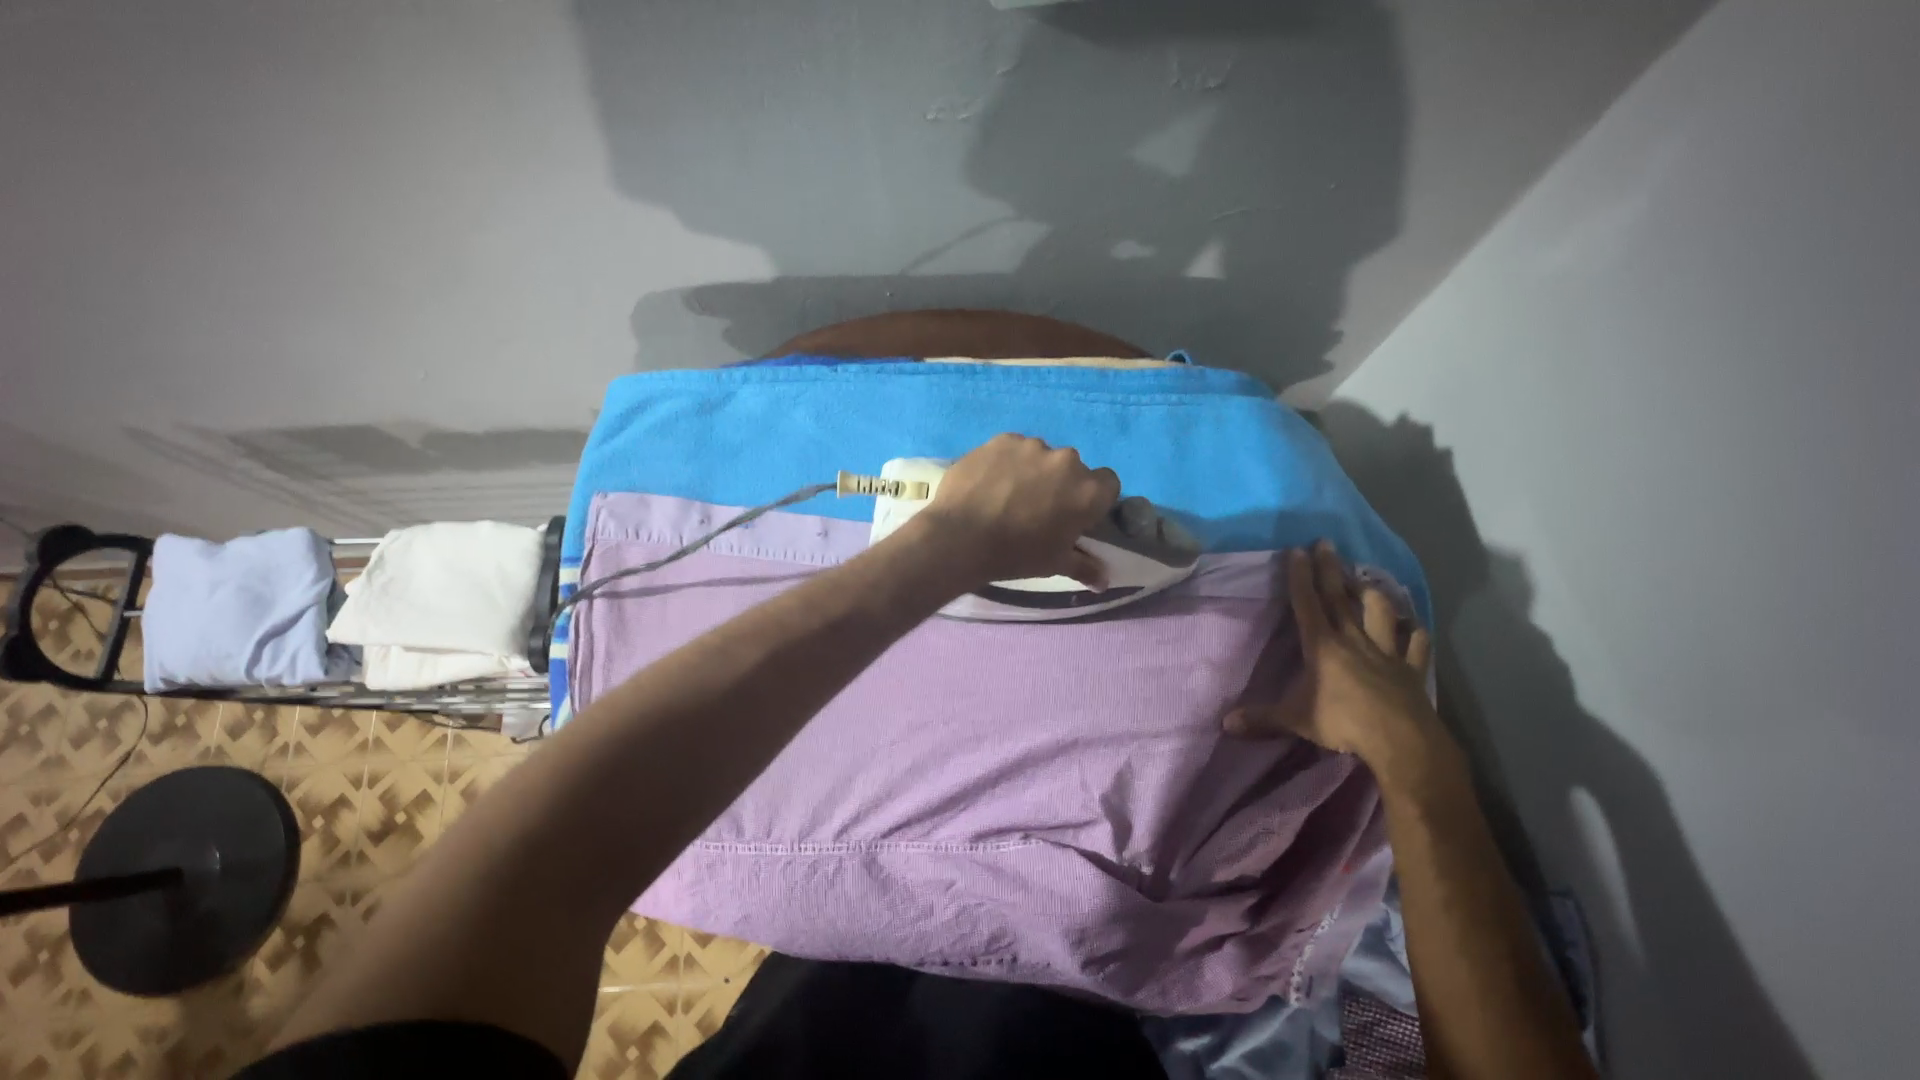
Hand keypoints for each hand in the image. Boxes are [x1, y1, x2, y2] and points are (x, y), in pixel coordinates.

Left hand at [910, 434, 1120, 588]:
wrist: (960, 538)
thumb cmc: (1016, 555)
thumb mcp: (1054, 565)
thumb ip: (1085, 567)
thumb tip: (1104, 581)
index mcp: (1088, 492)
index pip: (1108, 483)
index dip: (1094, 498)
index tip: (1075, 513)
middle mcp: (1067, 461)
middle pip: (1073, 468)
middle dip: (1060, 483)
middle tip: (1038, 507)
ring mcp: (1033, 446)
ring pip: (1041, 456)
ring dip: (1032, 471)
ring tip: (1008, 495)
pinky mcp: (1002, 439)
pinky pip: (1012, 449)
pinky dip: (1006, 462)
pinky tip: (989, 483)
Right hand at [1225, 541, 1453, 773]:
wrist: (1399, 739)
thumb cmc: (1342, 723)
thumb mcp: (1295, 720)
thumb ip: (1262, 718)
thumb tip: (1225, 723)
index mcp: (1322, 647)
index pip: (1307, 604)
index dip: (1300, 577)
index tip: (1297, 550)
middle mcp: (1353, 640)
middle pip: (1340, 597)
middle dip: (1330, 569)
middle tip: (1327, 543)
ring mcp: (1386, 652)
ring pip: (1380, 612)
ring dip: (1372, 594)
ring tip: (1366, 582)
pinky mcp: (1411, 669)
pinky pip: (1416, 644)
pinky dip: (1414, 633)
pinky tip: (1413, 627)